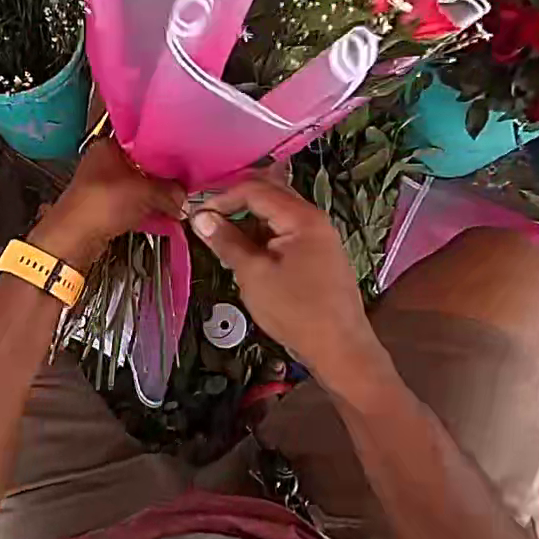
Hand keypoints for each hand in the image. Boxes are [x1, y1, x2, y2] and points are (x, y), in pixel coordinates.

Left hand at [30, 139, 185, 269]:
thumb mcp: (145, 193)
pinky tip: (159, 217)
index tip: (182, 162)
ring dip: (154, 196)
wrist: (74, 238)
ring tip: (174, 203)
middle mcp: (102, 162)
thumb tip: (182, 195)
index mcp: (108, 147)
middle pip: (141, 166)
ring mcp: (101, 185)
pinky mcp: (102, 207)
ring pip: (136, 186)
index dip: (165, 151)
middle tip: (181, 185)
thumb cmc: (100, 205)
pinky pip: (129, 204)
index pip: (143, 140)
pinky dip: (143, 209)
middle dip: (162, 178)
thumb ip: (169, 191)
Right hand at [189, 176, 387, 387]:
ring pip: (276, 214)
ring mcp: (318, 236)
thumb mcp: (253, 275)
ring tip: (222, 237)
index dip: (222, 198)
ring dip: (248, 220)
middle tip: (207, 218)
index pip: (256, 190)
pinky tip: (245, 251)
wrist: (341, 349)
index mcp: (302, 217)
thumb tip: (201, 218)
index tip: (197, 215)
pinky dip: (262, 235)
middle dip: (235, 202)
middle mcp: (314, 219)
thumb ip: (226, 242)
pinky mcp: (317, 253)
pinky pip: (285, 231)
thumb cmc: (296, 311)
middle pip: (269, 194)